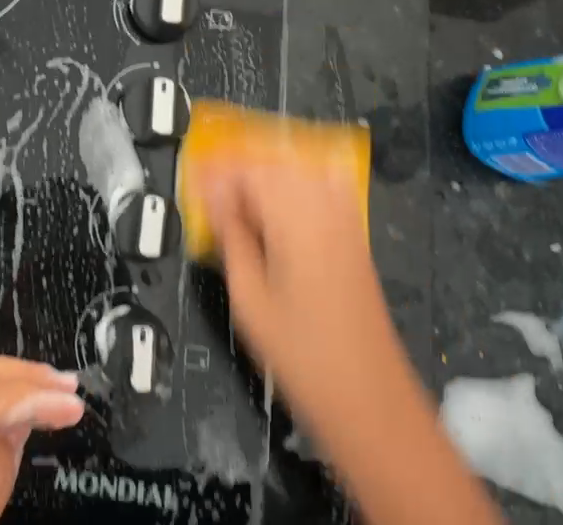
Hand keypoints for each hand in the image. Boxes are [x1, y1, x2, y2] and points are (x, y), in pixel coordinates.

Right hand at [201, 160, 394, 423]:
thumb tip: (213, 206)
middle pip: (276, 165)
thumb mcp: (249, 299)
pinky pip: (323, 191)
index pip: (250, 172)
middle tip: (209, 190)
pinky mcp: (356, 239)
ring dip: (266, 177)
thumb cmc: (302, 356)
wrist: (369, 397)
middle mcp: (326, 212)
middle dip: (240, 171)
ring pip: (300, 173)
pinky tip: (278, 206)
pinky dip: (296, 189)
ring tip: (236, 197)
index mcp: (295, 223)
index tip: (193, 181)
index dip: (216, 173)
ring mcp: (346, 224)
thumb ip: (231, 241)